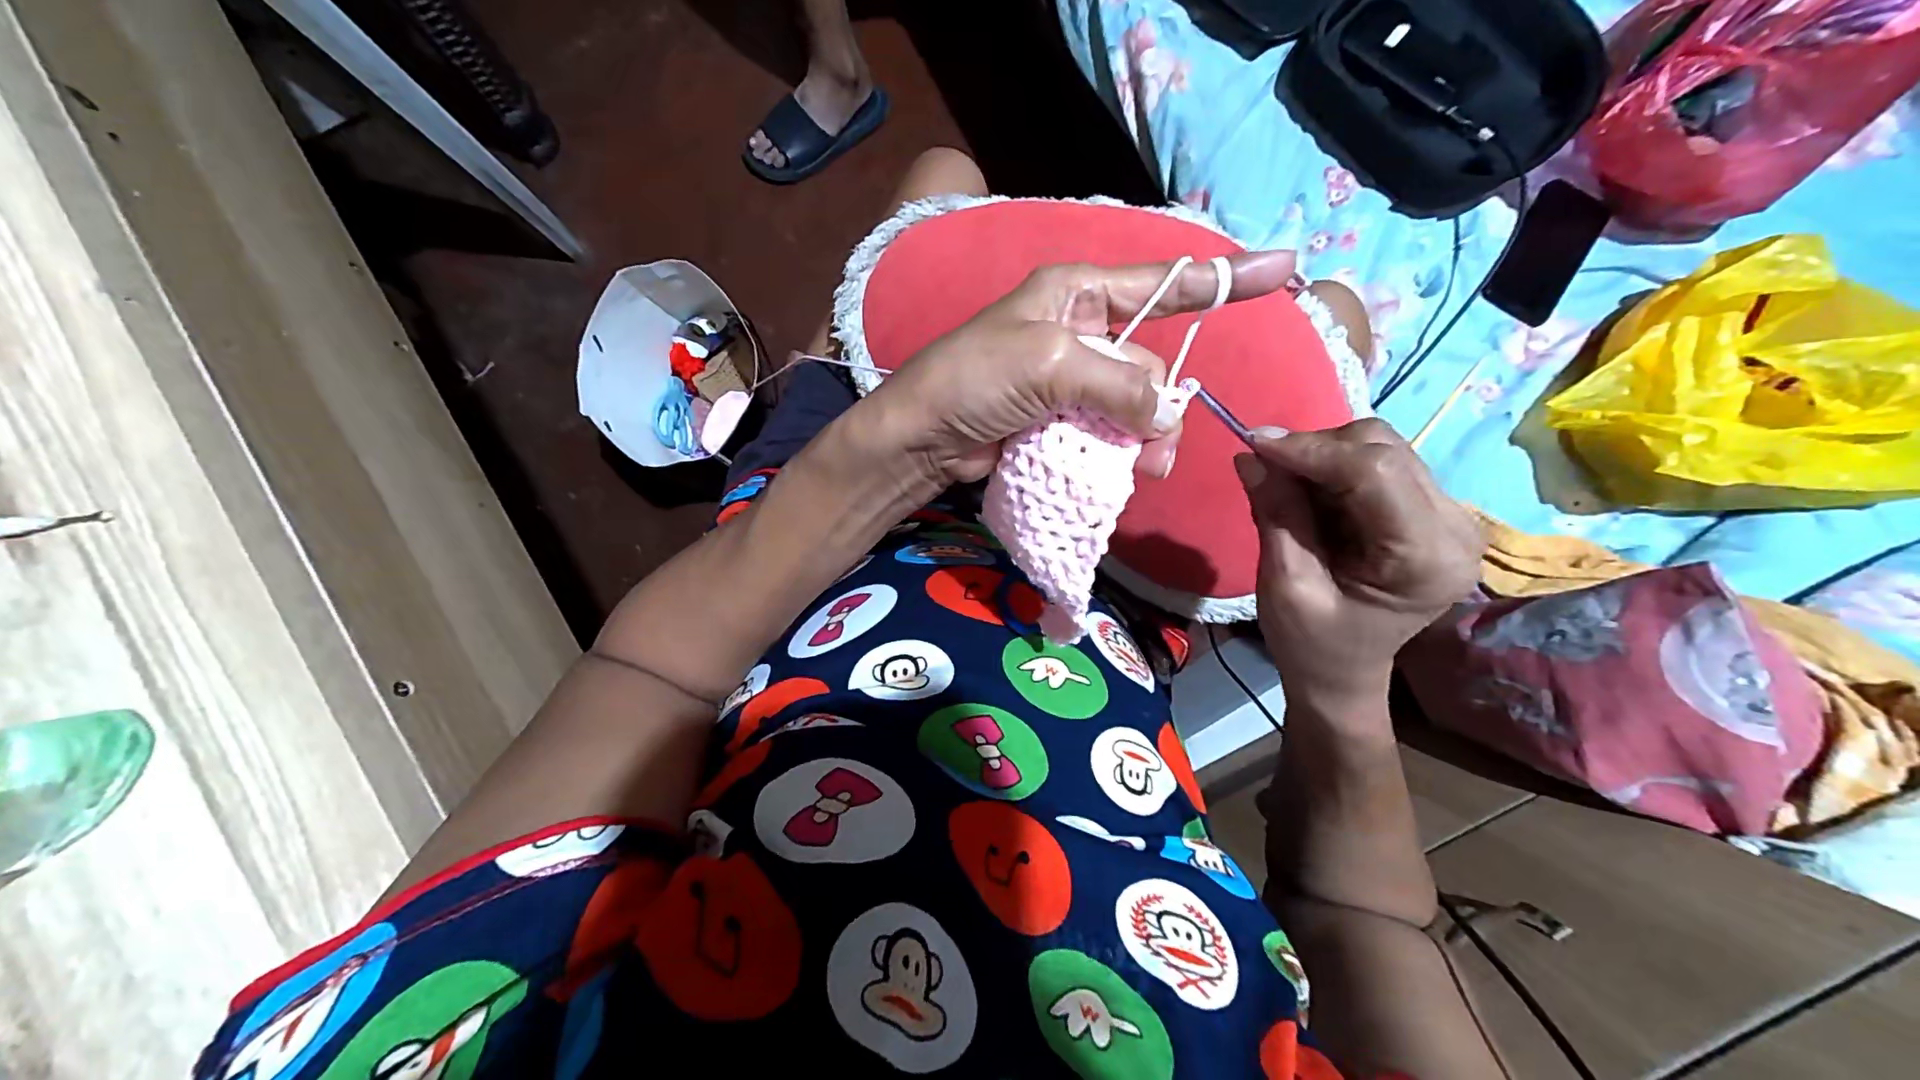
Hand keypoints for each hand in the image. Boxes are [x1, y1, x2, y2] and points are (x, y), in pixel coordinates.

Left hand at [847, 251, 1298, 499]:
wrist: (924, 437)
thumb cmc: (974, 379)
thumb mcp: (1048, 364)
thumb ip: (1117, 382)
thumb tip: (1168, 413)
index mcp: (1078, 292)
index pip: (1165, 281)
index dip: (1225, 278)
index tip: (1287, 268)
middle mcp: (1081, 331)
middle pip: (1149, 362)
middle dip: (1159, 400)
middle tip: (1155, 439)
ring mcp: (1071, 380)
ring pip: (1135, 405)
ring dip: (1143, 436)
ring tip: (1141, 466)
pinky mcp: (1061, 419)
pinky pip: (1110, 432)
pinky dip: (1120, 452)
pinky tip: (1122, 471)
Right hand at [1235, 419, 1482, 713]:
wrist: (1342, 674)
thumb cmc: (1312, 644)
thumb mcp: (1286, 585)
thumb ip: (1277, 515)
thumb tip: (1252, 455)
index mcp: (1426, 557)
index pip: (1374, 472)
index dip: (1310, 449)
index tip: (1252, 443)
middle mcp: (1454, 526)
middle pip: (1381, 449)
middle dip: (1315, 451)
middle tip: (1265, 470)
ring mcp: (1449, 515)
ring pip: (1379, 448)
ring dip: (1323, 457)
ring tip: (1286, 487)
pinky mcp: (1430, 510)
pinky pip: (1378, 464)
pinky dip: (1333, 468)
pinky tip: (1309, 494)